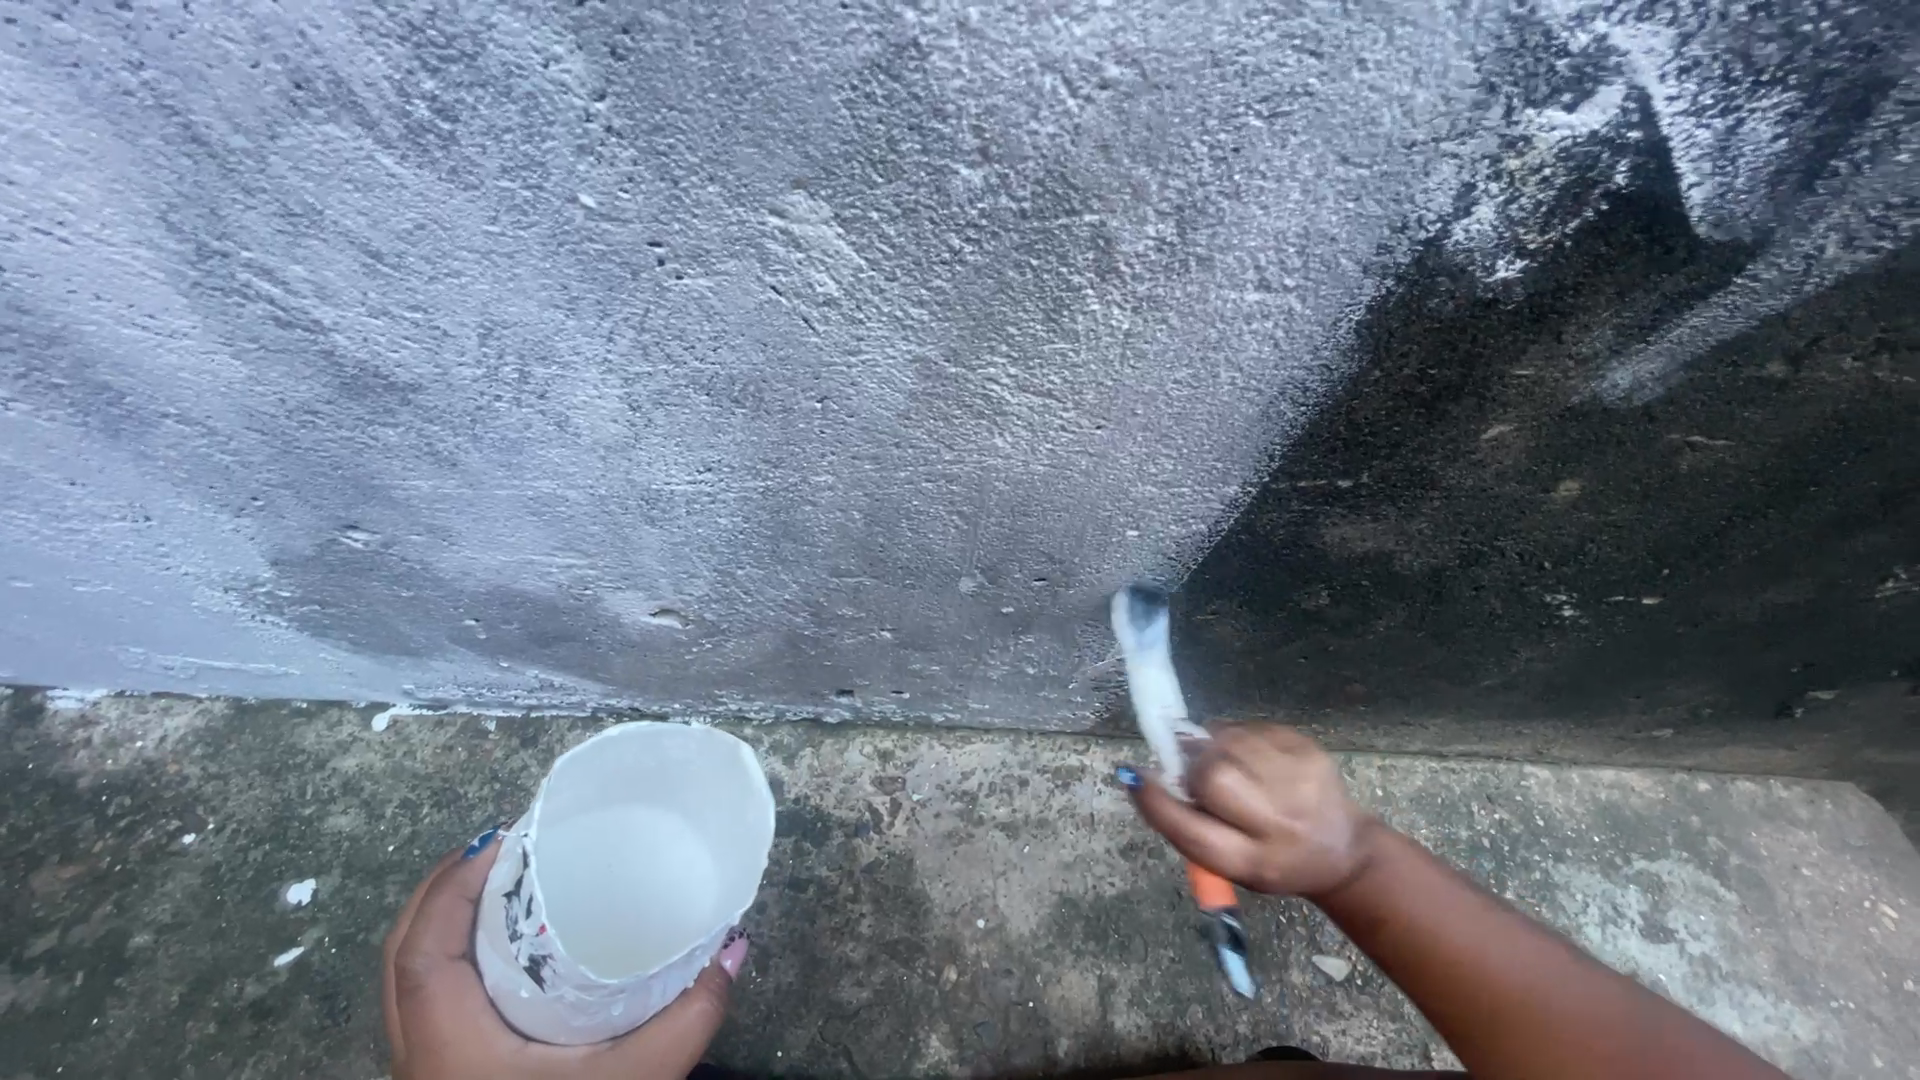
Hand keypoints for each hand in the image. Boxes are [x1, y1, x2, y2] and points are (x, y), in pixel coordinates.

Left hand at [383, 832, 749, 1079]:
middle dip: (443, 889)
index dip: (450, 885)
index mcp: (447, 1046)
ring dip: (443, 922)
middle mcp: (419, 1053)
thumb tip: (735, 948)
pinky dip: (451, 956)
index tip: (503, 838)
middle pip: (402, 954)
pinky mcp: (440, 1079)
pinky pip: (426, 1000)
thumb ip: (690, 1016)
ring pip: (407, 980)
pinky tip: (502, 951)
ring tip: (503, 884)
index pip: (423, 950)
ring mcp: (423, 1070)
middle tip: (505, 847)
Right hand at [1123, 725, 1374, 897]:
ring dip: (1212, 748)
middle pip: (1213, 777)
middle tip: (1195, 774)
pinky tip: (1247, 756)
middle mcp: (1280, 826)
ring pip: (1228, 743)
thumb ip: (1186, 824)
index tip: (1132, 775)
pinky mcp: (1309, 750)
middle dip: (1193, 768)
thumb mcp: (1228, 861)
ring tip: (1224, 762)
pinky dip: (1235, 737)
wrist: (1341, 850)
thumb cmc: (1271, 859)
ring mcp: (1300, 783)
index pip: (1190, 830)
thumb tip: (1142, 774)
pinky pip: (1249, 728)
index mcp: (1252, 863)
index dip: (1155, 801)